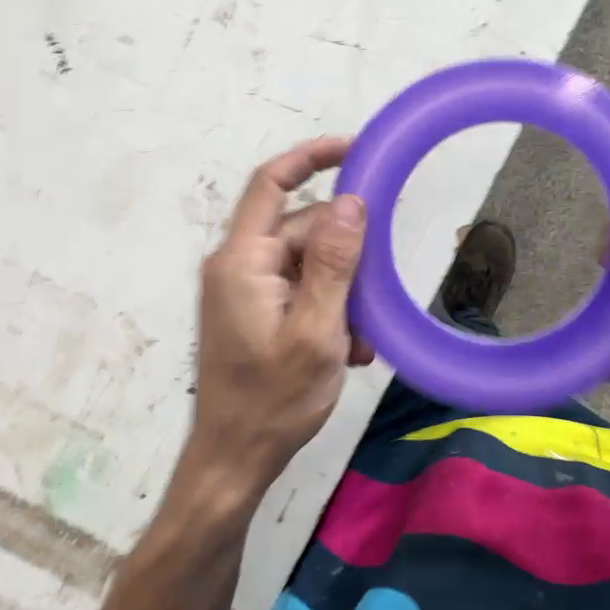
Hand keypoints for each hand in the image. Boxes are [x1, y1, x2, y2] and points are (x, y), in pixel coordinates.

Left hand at [191, 136, 369, 496]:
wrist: (236, 460)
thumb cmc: (273, 400)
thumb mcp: (317, 331)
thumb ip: (334, 263)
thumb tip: (352, 201)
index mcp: (242, 260)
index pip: (272, 183)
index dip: (313, 156)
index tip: (358, 149)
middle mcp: (239, 266)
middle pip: (303, 230)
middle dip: (347, 258)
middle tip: (373, 302)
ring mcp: (247, 290)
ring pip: (310, 265)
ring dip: (343, 295)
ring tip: (359, 342)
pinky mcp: (256, 312)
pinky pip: (302, 291)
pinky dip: (330, 312)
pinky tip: (347, 351)